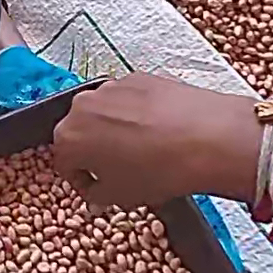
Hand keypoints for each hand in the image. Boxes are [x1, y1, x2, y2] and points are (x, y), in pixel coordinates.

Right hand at [52, 73, 263, 206]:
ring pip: (103, 113)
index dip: (81, 179)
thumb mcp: (121, 196)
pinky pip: (128, 99)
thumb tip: (97, 189)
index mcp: (69, 137)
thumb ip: (97, 193)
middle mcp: (82, 106)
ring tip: (143, 150)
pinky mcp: (137, 77)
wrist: (208, 139)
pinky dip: (136, 113)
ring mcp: (110, 87)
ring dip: (114, 130)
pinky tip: (158, 130)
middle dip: (95, 150)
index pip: (64, 162)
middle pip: (80, 132)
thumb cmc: (160, 170)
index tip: (96, 187)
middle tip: (119, 169)